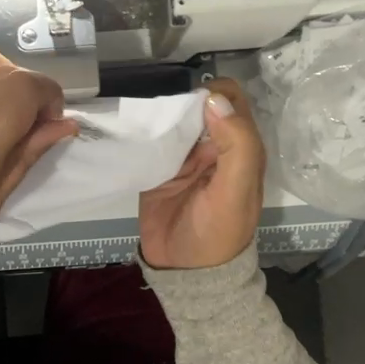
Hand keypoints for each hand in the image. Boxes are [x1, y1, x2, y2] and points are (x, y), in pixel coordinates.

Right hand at [139, 79, 264, 269]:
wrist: (184, 271)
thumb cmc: (218, 232)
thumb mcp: (236, 191)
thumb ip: (236, 145)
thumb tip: (213, 99)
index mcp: (239, 147)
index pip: (230, 101)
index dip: (212, 92)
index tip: (187, 102)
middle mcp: (211, 145)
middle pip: (197, 105)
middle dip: (179, 99)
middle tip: (156, 110)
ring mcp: (182, 156)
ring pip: (171, 119)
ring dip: (156, 113)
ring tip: (136, 116)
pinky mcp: (155, 167)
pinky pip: (148, 141)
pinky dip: (139, 132)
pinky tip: (125, 130)